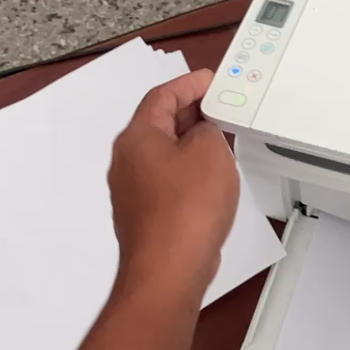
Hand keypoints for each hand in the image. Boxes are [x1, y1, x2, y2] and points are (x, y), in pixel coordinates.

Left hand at [108, 69, 240, 304]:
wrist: (169, 270)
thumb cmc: (188, 206)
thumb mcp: (210, 150)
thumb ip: (208, 128)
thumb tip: (202, 132)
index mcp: (137, 138)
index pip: (162, 96)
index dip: (189, 83)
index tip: (212, 80)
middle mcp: (127, 161)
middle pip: (160, 122)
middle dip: (192, 110)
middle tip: (222, 104)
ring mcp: (133, 189)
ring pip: (164, 150)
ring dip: (192, 139)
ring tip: (223, 135)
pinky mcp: (145, 212)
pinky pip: (167, 175)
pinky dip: (189, 164)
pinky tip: (212, 173)